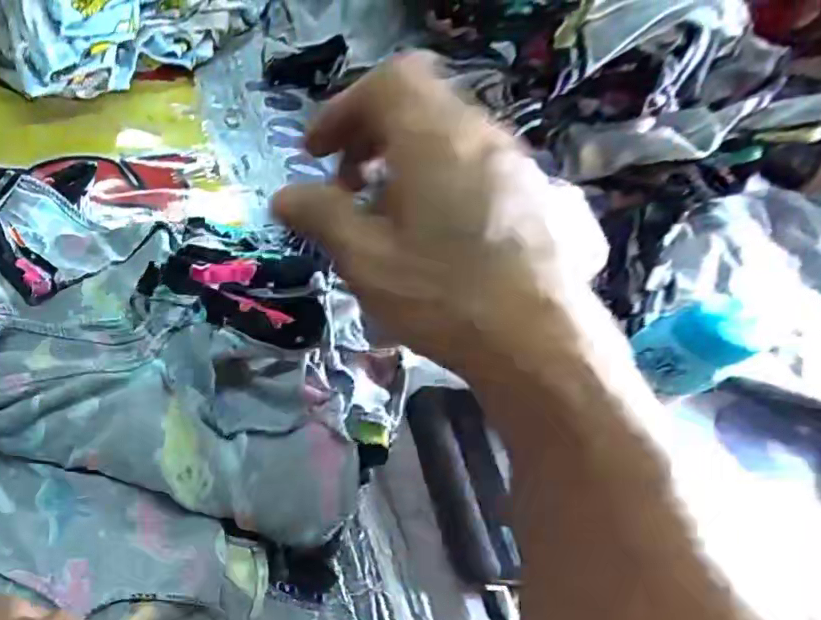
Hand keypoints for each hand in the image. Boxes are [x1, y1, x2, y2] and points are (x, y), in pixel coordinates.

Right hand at [271, 53, 613, 389]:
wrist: (532, 335)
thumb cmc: (437, 295)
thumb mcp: (363, 259)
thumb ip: (321, 217)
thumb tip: (284, 196)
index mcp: (435, 143)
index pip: (389, 83)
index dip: (341, 110)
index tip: (313, 156)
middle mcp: (482, 137)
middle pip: (419, 106)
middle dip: (366, 139)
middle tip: (338, 190)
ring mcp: (516, 163)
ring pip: (447, 139)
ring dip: (399, 165)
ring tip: (378, 221)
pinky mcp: (535, 193)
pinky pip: (472, 170)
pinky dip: (434, 185)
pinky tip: (426, 239)